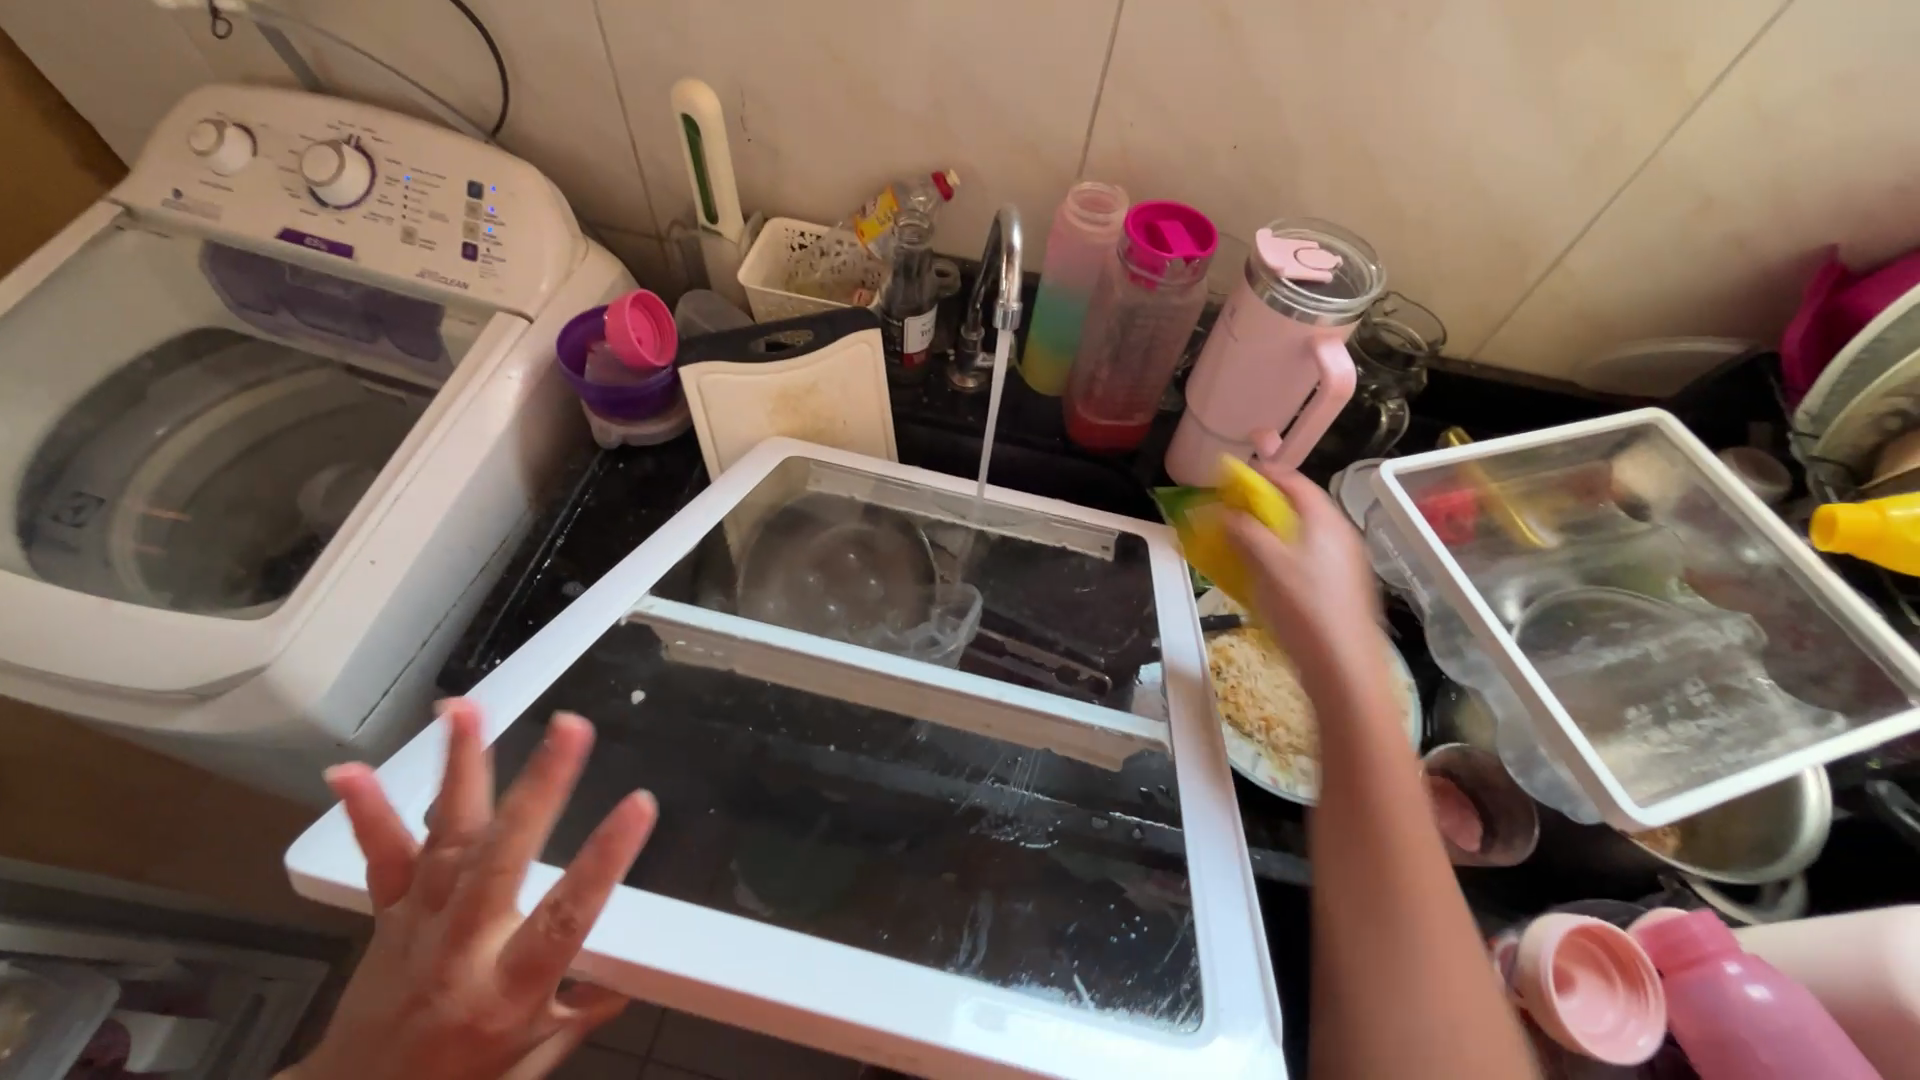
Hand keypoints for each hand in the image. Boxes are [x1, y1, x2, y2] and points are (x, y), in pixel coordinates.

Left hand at [286, 700, 657, 1079]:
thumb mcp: (535, 1062)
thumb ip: (586, 1010)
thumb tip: (637, 973)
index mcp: (507, 988)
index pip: (564, 917)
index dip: (603, 860)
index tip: (640, 802)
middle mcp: (462, 945)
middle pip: (502, 858)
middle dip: (540, 788)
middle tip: (570, 727)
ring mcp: (420, 922)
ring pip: (446, 838)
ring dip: (460, 769)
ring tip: (466, 709)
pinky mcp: (390, 913)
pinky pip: (382, 859)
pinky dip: (368, 812)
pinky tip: (351, 768)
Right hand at [1222, 466, 1392, 705]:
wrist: (1343, 668)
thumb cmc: (1305, 609)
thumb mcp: (1266, 564)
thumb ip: (1243, 531)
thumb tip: (1222, 511)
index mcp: (1326, 521)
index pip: (1294, 482)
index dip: (1262, 476)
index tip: (1231, 480)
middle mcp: (1340, 536)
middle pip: (1297, 509)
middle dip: (1261, 508)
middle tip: (1230, 513)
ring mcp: (1343, 564)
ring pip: (1300, 537)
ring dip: (1268, 535)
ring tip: (1239, 545)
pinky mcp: (1339, 590)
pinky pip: (1305, 561)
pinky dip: (1280, 558)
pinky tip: (1262, 578)